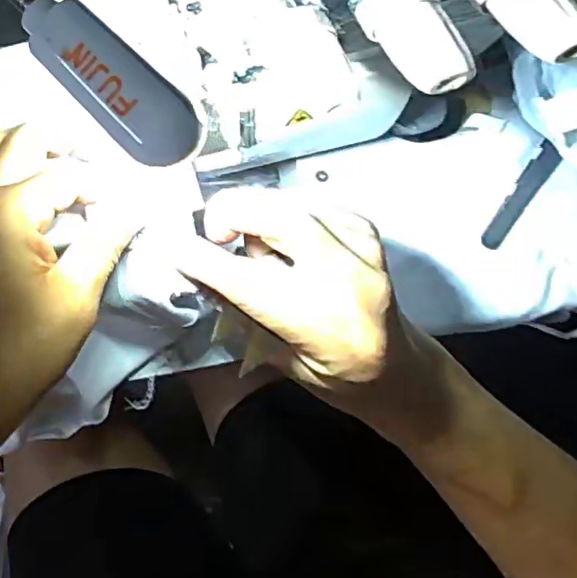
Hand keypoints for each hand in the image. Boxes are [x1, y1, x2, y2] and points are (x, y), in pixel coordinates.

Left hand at [0, 126, 136, 532]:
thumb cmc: (20, 354)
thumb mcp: (76, 300)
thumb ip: (105, 241)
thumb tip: (132, 206)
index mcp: (8, 208)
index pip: (67, 174)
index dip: (103, 185)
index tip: (128, 204)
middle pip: (24, 140)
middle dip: (65, 145)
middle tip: (100, 173)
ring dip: (28, 146)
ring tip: (64, 165)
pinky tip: (10, 179)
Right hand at [172, 187, 456, 437]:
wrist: (401, 371)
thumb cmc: (334, 377)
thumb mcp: (277, 358)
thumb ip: (238, 310)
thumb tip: (196, 266)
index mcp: (321, 324)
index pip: (246, 279)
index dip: (202, 258)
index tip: (174, 247)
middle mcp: (345, 279)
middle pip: (274, 217)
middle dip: (230, 212)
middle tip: (214, 231)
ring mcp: (359, 245)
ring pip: (287, 201)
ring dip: (255, 212)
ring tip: (253, 240)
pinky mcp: (363, 226)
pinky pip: (306, 200)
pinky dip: (281, 210)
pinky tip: (281, 235)